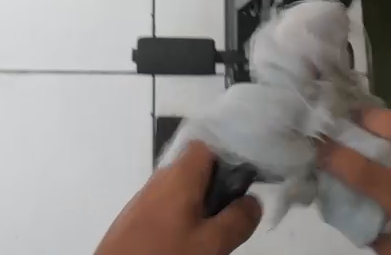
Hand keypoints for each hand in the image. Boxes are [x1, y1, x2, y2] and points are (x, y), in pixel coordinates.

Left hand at [94, 141, 261, 254]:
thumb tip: (254, 201)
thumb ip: (236, 221)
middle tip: (227, 220)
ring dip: (199, 207)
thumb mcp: (210, 244)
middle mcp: (161, 177)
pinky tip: (185, 242)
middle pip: (195, 169)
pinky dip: (181, 217)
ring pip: (181, 190)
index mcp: (179, 174)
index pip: (205, 146)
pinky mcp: (137, 215)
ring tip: (209, 236)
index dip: (226, 159)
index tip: (240, 185)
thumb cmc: (166, 253)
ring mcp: (146, 196)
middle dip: (215, 190)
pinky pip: (167, 205)